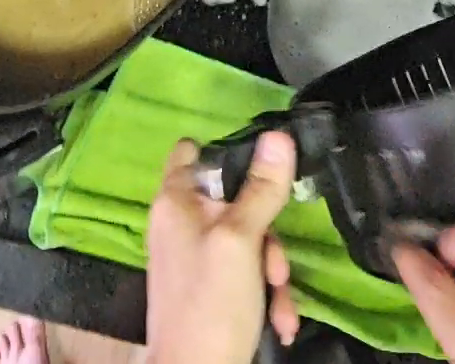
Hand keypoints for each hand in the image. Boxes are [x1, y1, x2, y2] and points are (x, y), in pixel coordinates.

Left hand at [146, 133, 299, 363]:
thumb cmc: (211, 304)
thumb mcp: (243, 240)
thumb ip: (261, 188)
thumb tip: (278, 134)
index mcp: (176, 202)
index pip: (191, 151)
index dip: (225, 149)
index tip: (259, 165)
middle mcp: (180, 224)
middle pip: (233, 199)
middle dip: (267, 231)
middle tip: (274, 261)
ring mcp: (194, 258)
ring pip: (247, 239)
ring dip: (272, 270)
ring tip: (278, 299)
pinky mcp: (208, 289)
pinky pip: (244, 272)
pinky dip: (264, 293)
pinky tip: (277, 320)